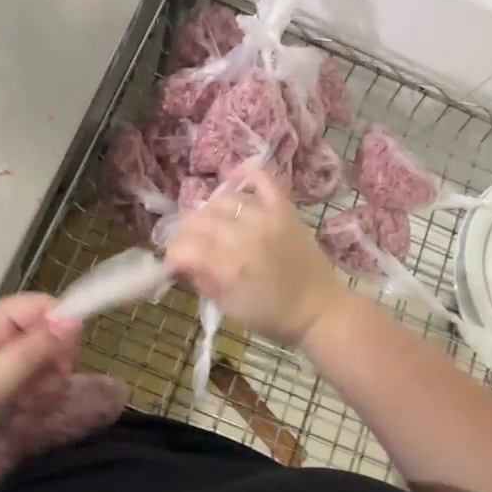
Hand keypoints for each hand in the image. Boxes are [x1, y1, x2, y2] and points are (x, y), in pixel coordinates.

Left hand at [0, 293, 76, 484]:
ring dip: (41, 382)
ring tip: (25, 406)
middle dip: (52, 360)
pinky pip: (23, 380)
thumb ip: (36, 349)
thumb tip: (75, 319)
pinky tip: (18, 412)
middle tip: (42, 390)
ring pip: (37, 359)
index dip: (61, 327)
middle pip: (42, 332)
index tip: (66, 362)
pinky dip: (28, 395)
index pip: (41, 306)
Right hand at [164, 167, 352, 343]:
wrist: (318, 309)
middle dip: (187, 234)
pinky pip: (263, 180)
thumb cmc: (271, 316)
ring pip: (222, 200)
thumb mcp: (228, 308)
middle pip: (197, 220)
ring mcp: (265, 217)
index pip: (183, 247)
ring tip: (215, 226)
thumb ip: (201, 281)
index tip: (176, 263)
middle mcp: (243, 235)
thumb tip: (180, 262)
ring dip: (211, 212)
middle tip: (193, 247)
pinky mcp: (284, 209)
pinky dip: (247, 175)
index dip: (172, 255)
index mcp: (228, 266)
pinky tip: (235, 180)